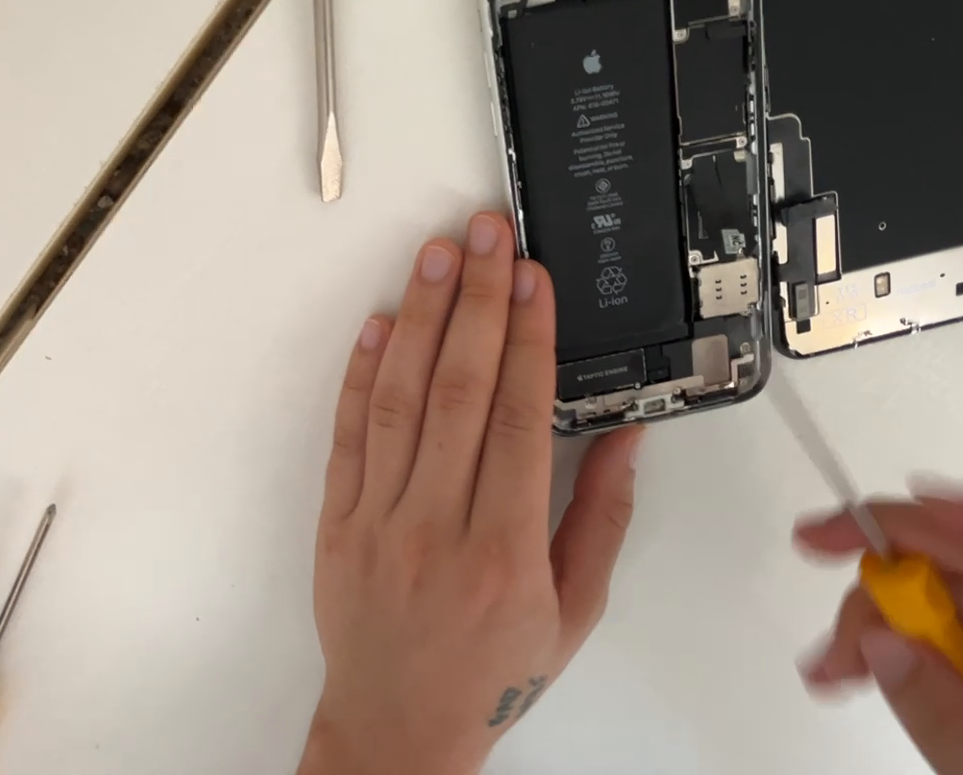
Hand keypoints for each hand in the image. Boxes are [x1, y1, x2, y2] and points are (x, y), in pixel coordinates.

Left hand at [297, 211, 644, 774]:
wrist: (397, 726)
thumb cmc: (492, 671)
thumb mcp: (573, 611)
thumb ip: (602, 517)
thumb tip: (625, 435)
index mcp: (505, 551)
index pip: (518, 421)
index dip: (528, 340)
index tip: (534, 281)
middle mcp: (436, 524)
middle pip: (458, 391)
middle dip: (476, 301)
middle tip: (486, 238)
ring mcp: (377, 517)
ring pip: (399, 398)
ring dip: (419, 317)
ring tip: (436, 256)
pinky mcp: (336, 516)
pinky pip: (347, 433)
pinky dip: (361, 372)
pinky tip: (379, 323)